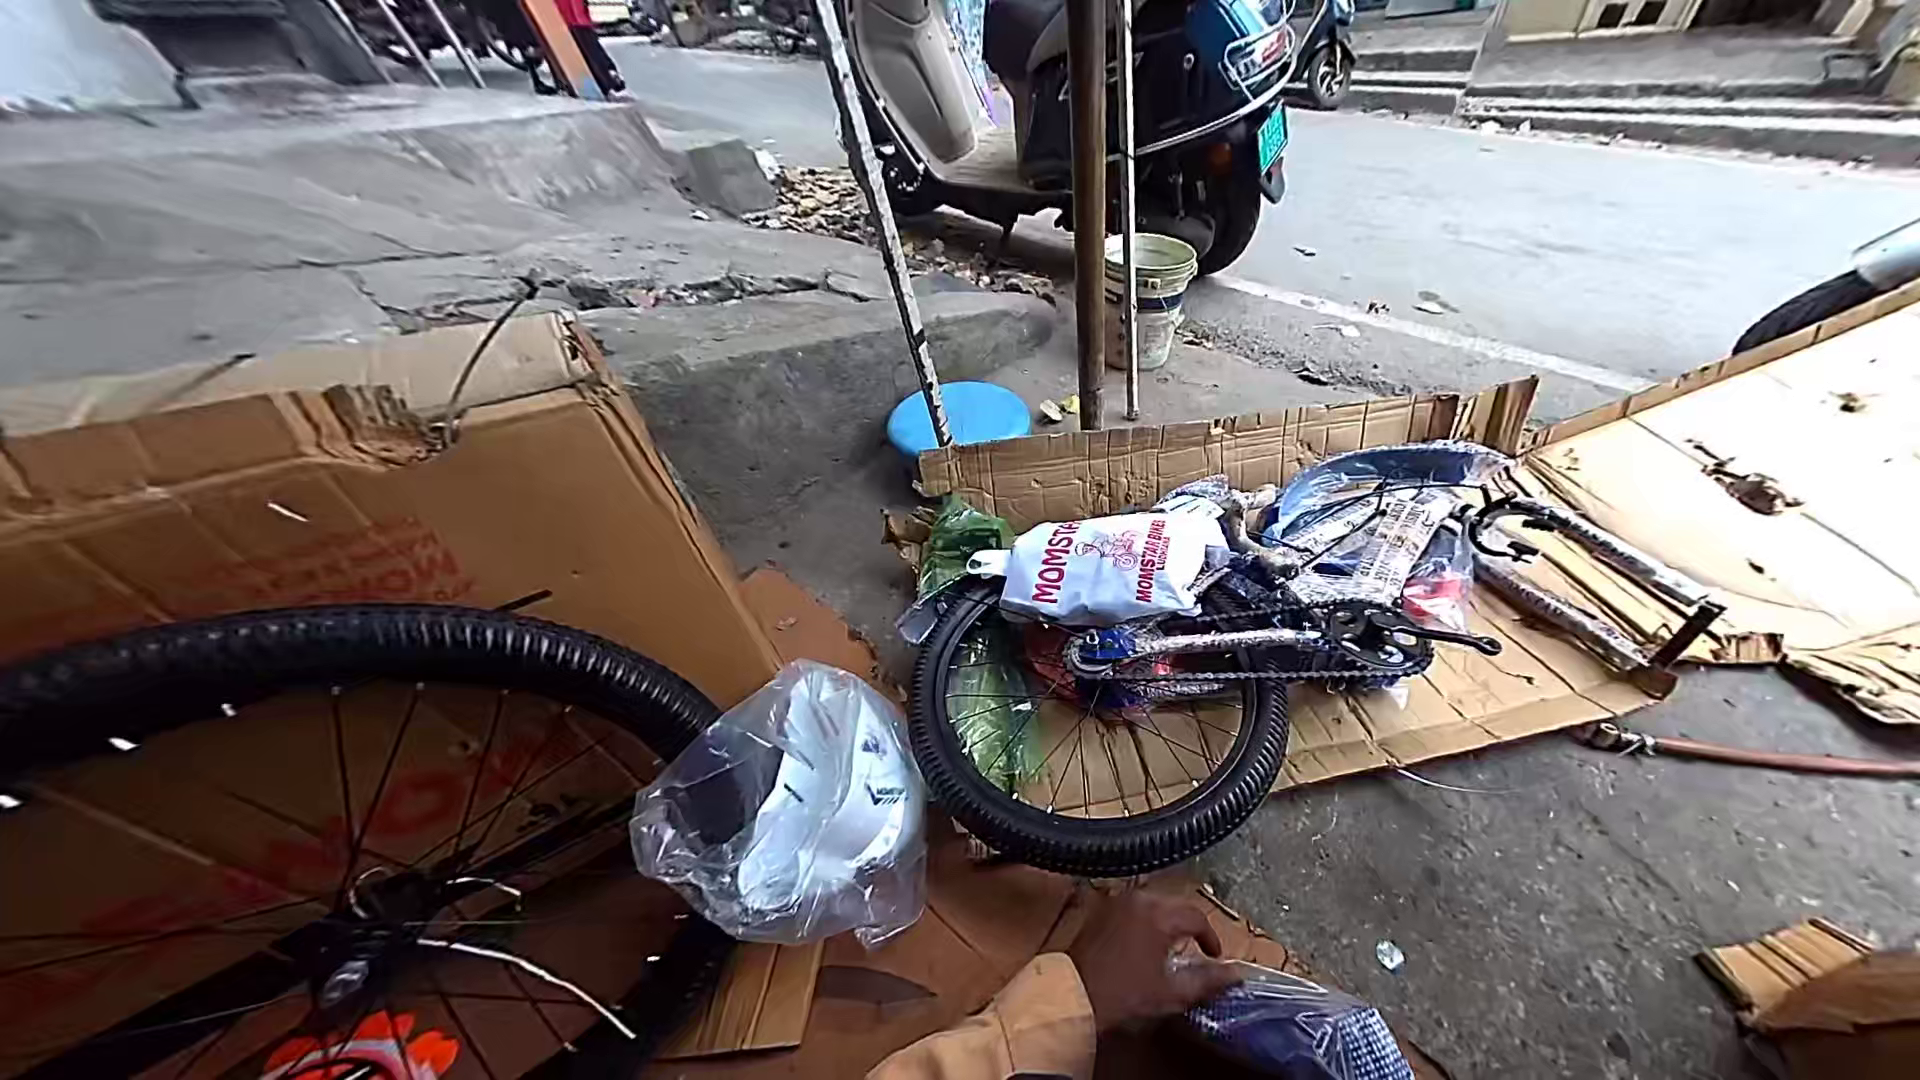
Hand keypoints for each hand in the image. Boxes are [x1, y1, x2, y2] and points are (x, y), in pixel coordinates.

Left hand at [1066, 890, 1243, 1031]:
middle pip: (1175, 903)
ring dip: (1168, 917)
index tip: (1215, 956)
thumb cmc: (1127, 993)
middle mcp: (1139, 898)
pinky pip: (1136, 902)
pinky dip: (1148, 914)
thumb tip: (1235, 973)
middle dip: (1190, 923)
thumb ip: (1207, 980)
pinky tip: (1148, 936)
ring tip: (1174, 943)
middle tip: (1197, 948)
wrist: (1078, 989)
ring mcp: (1119, 898)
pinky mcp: (1105, 904)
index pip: (1195, 915)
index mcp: (1158, 915)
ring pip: (1155, 899)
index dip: (1210, 936)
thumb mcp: (1173, 992)